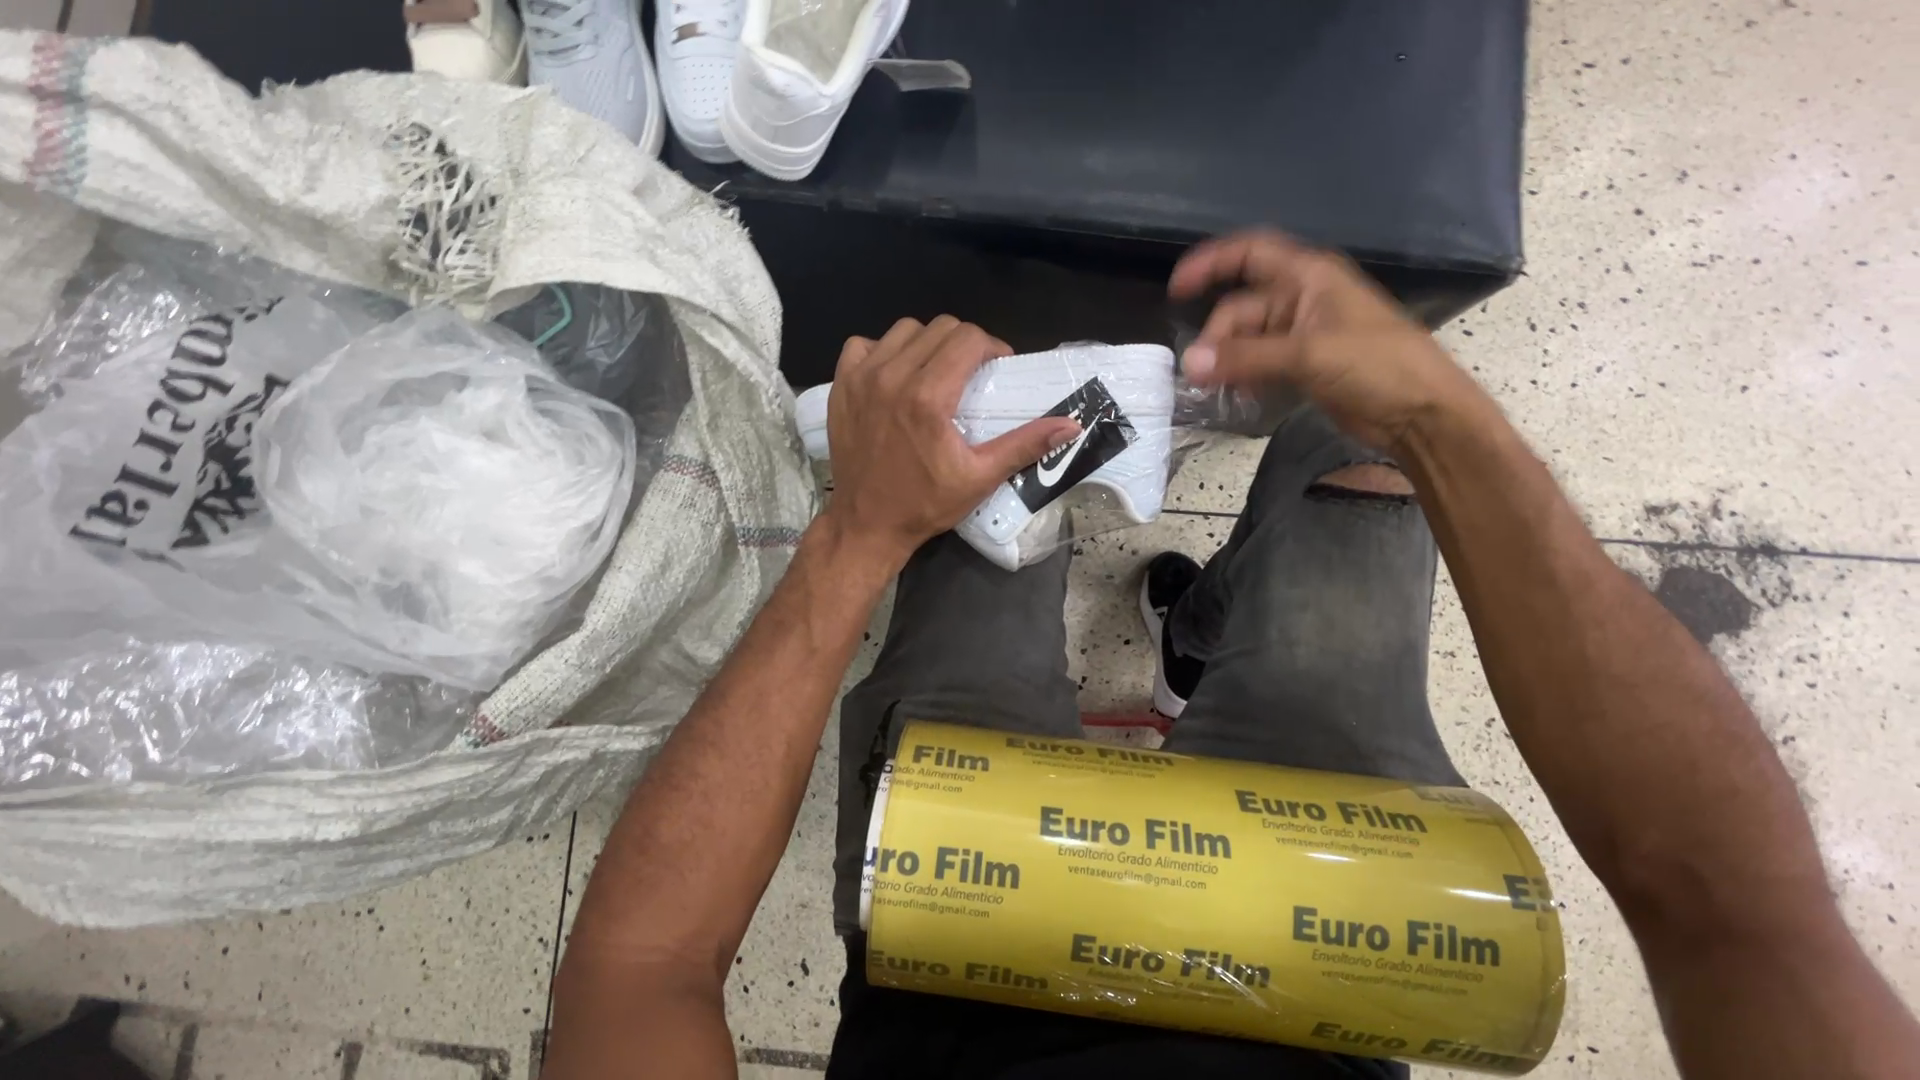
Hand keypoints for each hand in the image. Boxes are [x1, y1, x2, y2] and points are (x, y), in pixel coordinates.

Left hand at [823, 316, 1079, 564]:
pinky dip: (882, 352)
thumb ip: (1024, 444)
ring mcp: (861, 379)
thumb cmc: (925, 503)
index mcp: (928, 397)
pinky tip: (895, 374)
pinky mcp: (841, 386)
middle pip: (939, 328)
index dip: (991, 346)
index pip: (968, 338)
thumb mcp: (980, 477)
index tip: (997, 367)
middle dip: (964, 343)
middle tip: (971, 371)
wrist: (867, 524)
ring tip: (936, 370)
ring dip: (926, 343)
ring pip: (903, 330)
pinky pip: (863, 345)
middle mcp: (892, 378)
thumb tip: (1071, 425)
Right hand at [1170, 230, 1493, 453]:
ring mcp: (1304, 334)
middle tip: (1200, 372)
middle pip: (1242, 307)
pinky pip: (1261, 364)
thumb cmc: (1377, 366)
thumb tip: (1189, 363)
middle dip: (1218, 336)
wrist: (1422, 412)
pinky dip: (1244, 377)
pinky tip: (1234, 398)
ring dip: (1228, 361)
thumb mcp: (1308, 354)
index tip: (1177, 290)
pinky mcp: (1305, 366)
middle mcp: (1303, 299)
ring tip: (1212, 390)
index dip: (1211, 263)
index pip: (1250, 254)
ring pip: (1249, 339)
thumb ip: (1245, 357)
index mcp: (1309, 276)